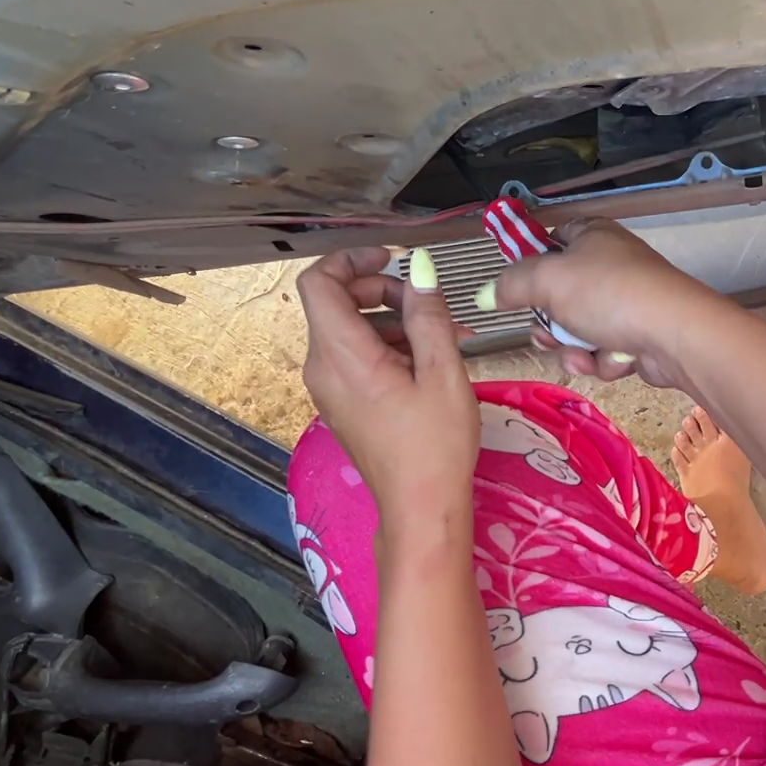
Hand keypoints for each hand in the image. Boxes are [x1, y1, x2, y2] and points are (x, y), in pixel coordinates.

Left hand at [296, 247, 479, 529]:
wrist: (421, 506)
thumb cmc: (437, 443)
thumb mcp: (444, 372)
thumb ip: (429, 315)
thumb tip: (421, 270)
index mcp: (342, 356)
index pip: (319, 282)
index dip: (352, 259)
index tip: (394, 260)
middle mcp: (323, 367)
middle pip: (336, 303)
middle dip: (383, 290)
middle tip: (430, 303)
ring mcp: (329, 387)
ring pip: (351, 330)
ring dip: (395, 321)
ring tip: (446, 335)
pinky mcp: (343, 402)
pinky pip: (357, 356)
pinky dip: (390, 346)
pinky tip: (431, 360)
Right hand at [480, 219, 726, 388]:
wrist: (673, 333)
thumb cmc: (608, 294)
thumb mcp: (546, 279)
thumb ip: (511, 284)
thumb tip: (485, 295)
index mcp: (592, 235)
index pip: (551, 240)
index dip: (532, 264)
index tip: (516, 289)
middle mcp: (611, 264)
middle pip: (560, 296)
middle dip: (551, 325)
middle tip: (549, 336)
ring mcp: (628, 301)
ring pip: (580, 330)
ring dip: (575, 349)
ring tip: (586, 355)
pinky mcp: (641, 335)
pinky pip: (605, 350)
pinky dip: (604, 360)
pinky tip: (614, 361)